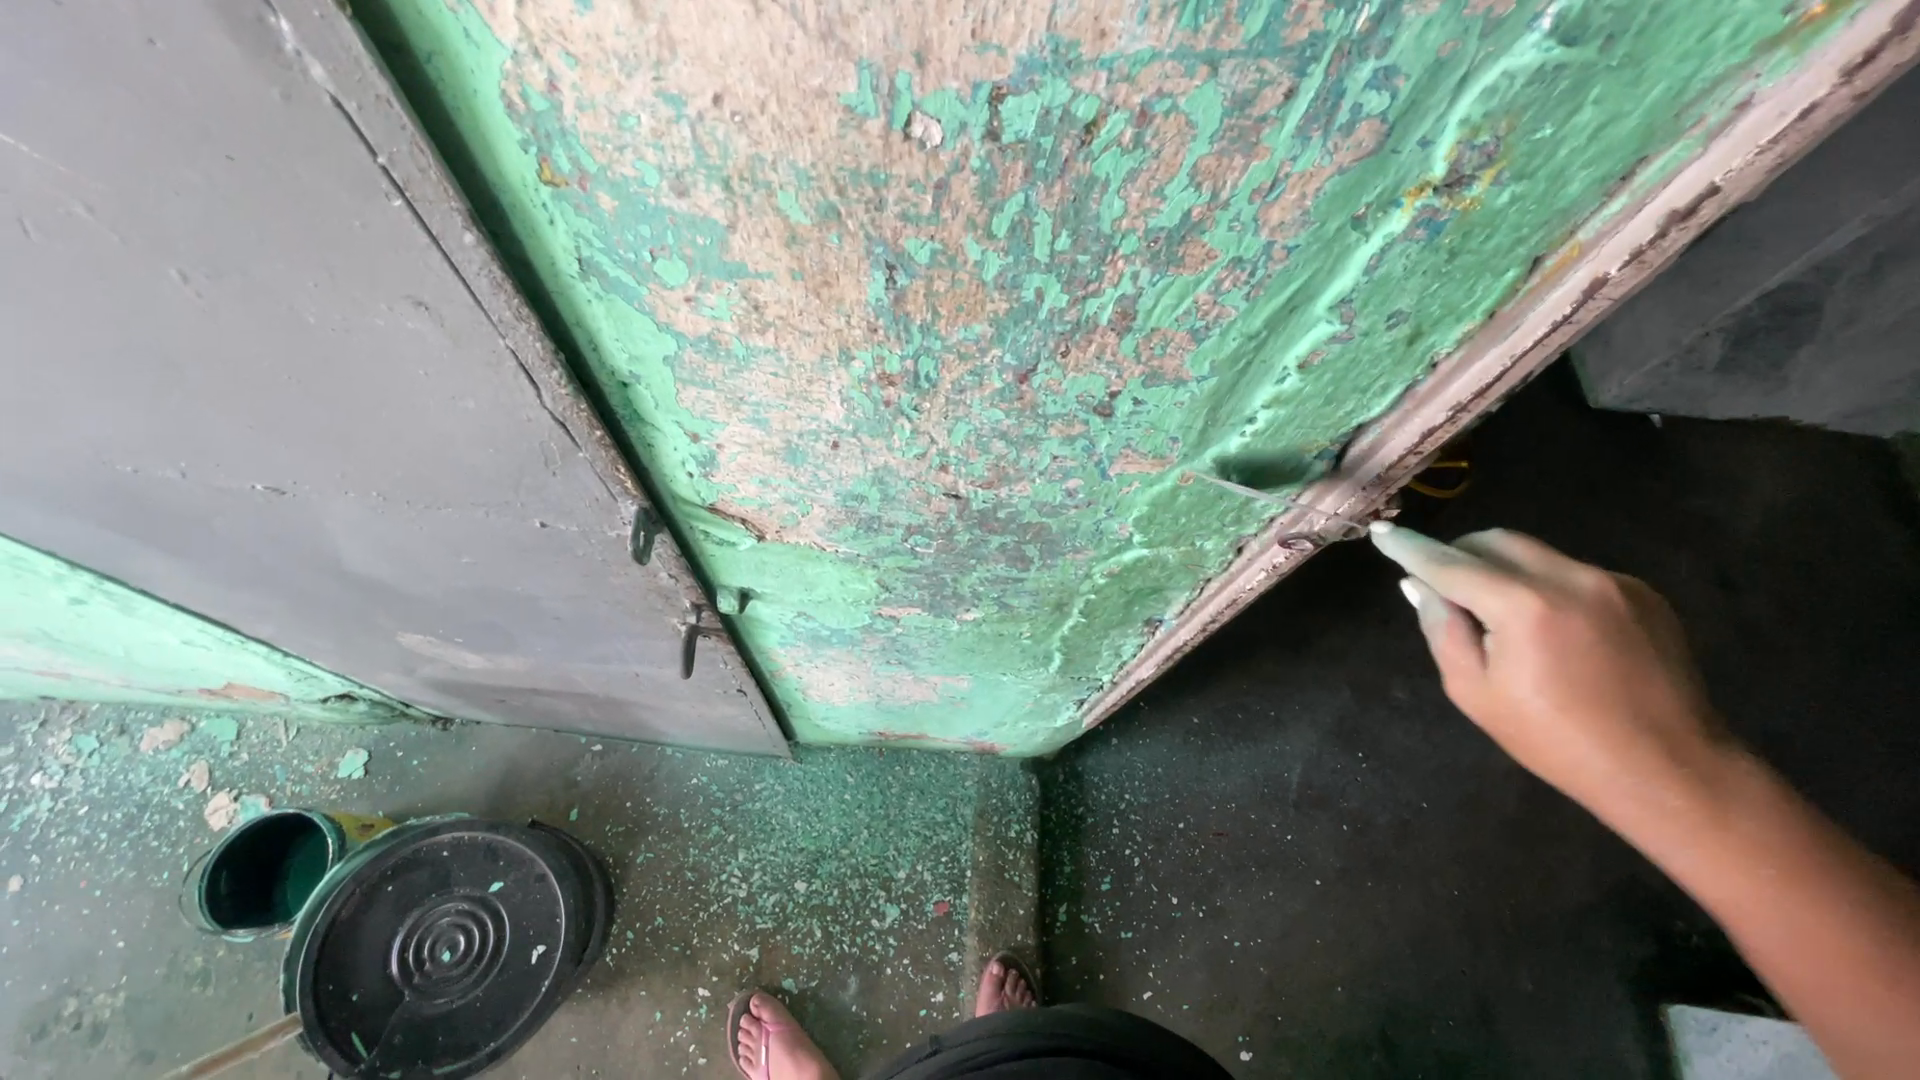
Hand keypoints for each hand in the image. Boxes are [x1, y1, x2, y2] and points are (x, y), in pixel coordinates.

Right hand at [1369, 522, 1732, 816]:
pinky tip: (1552, 631)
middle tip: (1442, 586)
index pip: (1449, 563)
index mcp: (1523, 606)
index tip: (1381, 532)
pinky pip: (1573, 573)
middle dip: (1459, 553)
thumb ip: (1442, 629)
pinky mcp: (1643, 594)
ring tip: (1500, 616)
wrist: (1668, 768)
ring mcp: (1613, 582)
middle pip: (1495, 541)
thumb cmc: (1554, 739)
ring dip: (1503, 570)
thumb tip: (1420, 586)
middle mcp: (1570, 578)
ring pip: (1535, 554)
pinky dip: (1545, 586)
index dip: (1409, 548)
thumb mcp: (1474, 692)